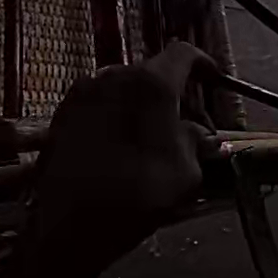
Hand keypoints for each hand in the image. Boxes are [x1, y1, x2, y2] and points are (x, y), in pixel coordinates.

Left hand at [27, 42, 219, 269]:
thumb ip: (196, 143)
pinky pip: (100, 100)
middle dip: (173, 91)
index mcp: (151, 83)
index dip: (202, 63)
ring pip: (124, 86)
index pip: (183, 53)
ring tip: (152, 135)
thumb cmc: (135, 194)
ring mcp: (85, 90)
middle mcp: (116, 75)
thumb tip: (198, 135)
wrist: (67, 223)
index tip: (212, 79)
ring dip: (142, 102)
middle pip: (153, 71)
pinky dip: (117, 112)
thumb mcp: (185, 173)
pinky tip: (120, 143)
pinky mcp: (64, 110)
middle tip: (186, 122)